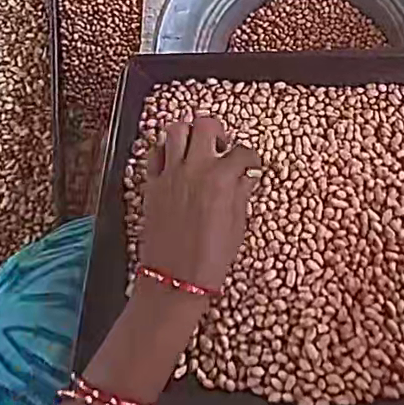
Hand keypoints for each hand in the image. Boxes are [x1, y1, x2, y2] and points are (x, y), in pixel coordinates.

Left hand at [137, 114, 261, 299]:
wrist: (175, 279)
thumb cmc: (210, 257)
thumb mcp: (237, 224)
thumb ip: (241, 193)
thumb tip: (246, 176)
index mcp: (221, 178)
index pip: (242, 151)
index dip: (251, 157)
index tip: (251, 163)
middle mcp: (195, 168)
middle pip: (205, 125)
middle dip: (218, 131)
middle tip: (221, 146)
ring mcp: (170, 174)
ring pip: (176, 130)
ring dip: (190, 134)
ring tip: (197, 149)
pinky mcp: (153, 184)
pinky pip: (155, 153)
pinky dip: (165, 150)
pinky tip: (175, 162)